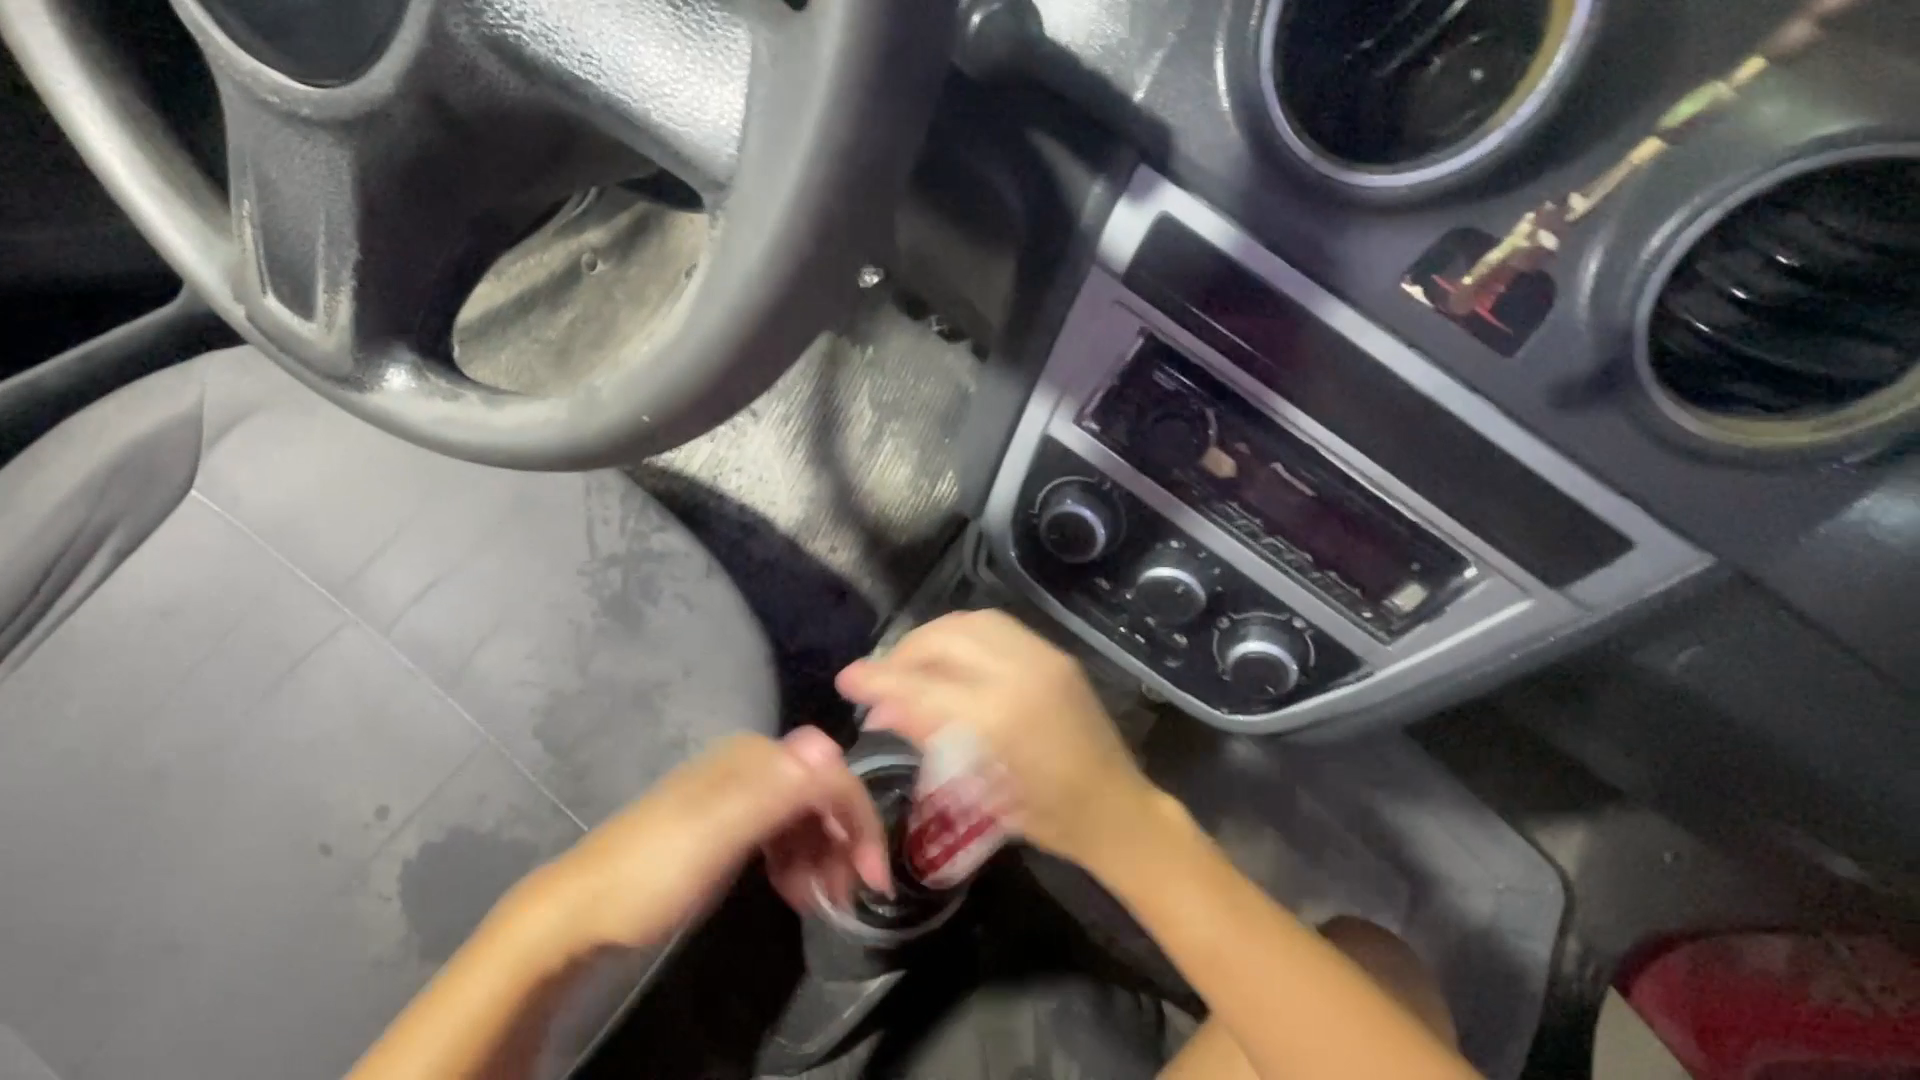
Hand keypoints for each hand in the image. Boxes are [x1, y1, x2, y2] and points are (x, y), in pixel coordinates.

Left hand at [538, 729, 890, 951]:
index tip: (873, 876)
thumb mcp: (719, 832)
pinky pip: (786, 837)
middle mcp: (754, 768)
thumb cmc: (653, 872)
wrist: (582, 912)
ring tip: (816, 900)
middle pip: (823, 797)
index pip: (832, 776)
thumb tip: (831, 746)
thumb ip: (777, 790)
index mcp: (755, 757)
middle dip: (843, 843)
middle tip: (847, 895)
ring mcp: (742, 798)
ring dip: (823, 858)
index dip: (860, 820)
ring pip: (808, 820)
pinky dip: (799, 863)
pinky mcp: (733, 828)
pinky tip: (794, 891)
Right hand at [835, 610, 1158, 867]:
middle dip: (903, 652)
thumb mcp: (980, 789)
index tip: (847, 680)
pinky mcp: (1055, 654)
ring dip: (932, 637)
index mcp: (1002, 715)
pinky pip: (997, 626)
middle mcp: (1022, 671)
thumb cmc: (1048, 817)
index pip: (923, 685)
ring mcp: (1043, 656)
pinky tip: (948, 658)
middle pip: (944, 639)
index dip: (879, 680)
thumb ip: (931, 738)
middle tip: (880, 677)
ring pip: (970, 621)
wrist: (1117, 810)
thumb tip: (881, 709)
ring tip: (911, 663)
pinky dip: (962, 634)